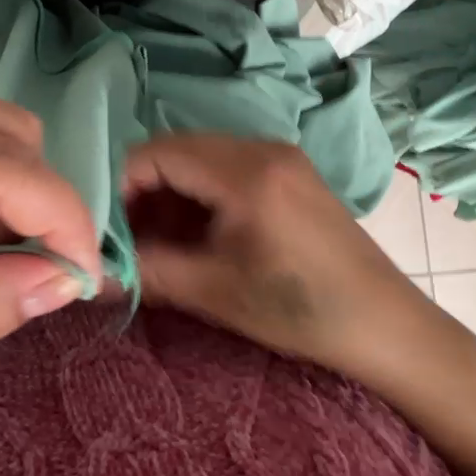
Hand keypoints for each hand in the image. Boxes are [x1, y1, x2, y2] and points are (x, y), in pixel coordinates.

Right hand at [125, 134, 417, 368]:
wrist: (388, 328)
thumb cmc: (300, 309)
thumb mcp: (213, 291)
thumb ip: (146, 273)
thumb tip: (88, 276)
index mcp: (244, 171)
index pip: (155, 153)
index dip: (119, 186)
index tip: (105, 228)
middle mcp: (260, 148)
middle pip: (175, 150)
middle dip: (142, 190)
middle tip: (127, 236)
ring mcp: (279, 156)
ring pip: (199, 158)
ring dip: (170, 194)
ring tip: (157, 240)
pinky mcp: (288, 172)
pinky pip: (225, 168)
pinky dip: (199, 195)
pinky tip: (195, 233)